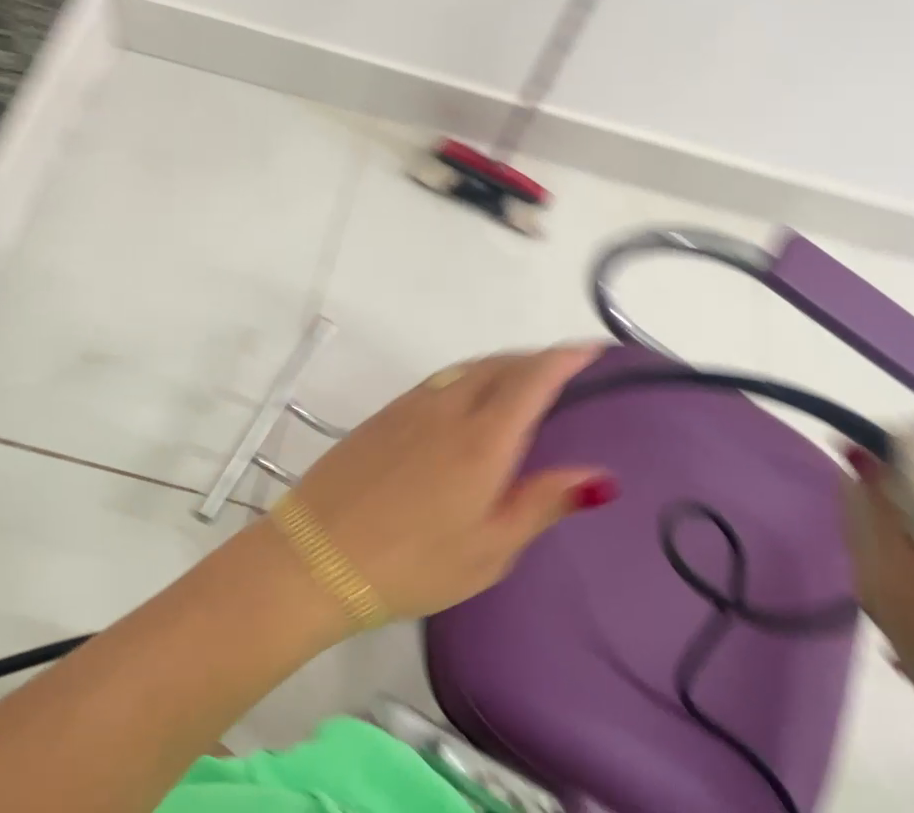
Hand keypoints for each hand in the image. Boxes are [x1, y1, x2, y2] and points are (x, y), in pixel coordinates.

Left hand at [289, 345, 615, 620]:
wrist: (315, 557)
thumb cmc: (412, 564)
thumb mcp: (489, 549)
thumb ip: (542, 503)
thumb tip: (598, 477)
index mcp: (482, 438)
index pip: (533, 378)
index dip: (566, 358)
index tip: (592, 350)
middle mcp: (447, 408)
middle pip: (500, 364)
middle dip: (536, 359)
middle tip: (562, 371)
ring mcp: (408, 408)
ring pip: (465, 370)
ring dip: (500, 366)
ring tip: (521, 384)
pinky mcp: (380, 418)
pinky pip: (437, 383)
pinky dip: (467, 379)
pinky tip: (467, 405)